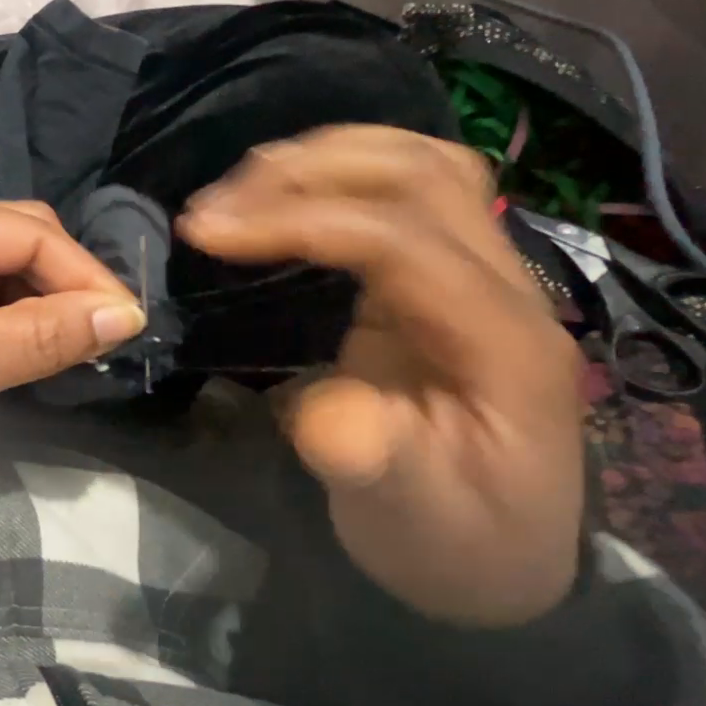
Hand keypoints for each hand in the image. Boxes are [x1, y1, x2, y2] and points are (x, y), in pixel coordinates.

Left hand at [0, 202, 146, 504]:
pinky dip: (25, 325)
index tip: (127, 324)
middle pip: (21, 243)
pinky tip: (52, 351)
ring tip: (88, 348)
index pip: (25, 231)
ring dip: (50, 306)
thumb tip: (126, 314)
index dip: (81, 272)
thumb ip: (38, 336)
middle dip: (68, 283)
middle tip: (111, 337)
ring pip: (11, 275)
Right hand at [179, 127, 586, 627]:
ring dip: (321, 158)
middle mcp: (502, 289)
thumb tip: (329, 409)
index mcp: (498, 342)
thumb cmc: (442, 532)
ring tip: (235, 189)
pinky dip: (336, 170)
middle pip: (421, 176)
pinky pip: (403, 188)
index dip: (298, 220)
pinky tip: (279, 193)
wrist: (488, 547)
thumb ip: (375, 462)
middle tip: (210, 206)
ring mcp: (478, 274)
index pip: (401, 239)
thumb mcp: (405, 516)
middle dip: (305, 172)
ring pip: (420, 165)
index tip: (203, 231)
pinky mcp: (440, 275)